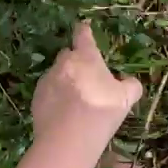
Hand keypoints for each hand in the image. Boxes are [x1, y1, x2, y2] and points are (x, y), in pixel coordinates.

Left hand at [32, 21, 142, 151]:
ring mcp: (46, 81)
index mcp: (85, 57)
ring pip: (57, 75)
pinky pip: (47, 93)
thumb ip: (131, 85)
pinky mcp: (36, 99)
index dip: (84, 32)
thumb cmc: (101, 111)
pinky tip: (63, 114)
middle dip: (76, 62)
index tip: (84, 29)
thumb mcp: (126, 99)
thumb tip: (129, 81)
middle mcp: (63, 63)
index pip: (83, 36)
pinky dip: (55, 99)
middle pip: (67, 55)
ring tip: (75, 102)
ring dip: (65, 82)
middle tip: (87, 79)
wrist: (68, 138)